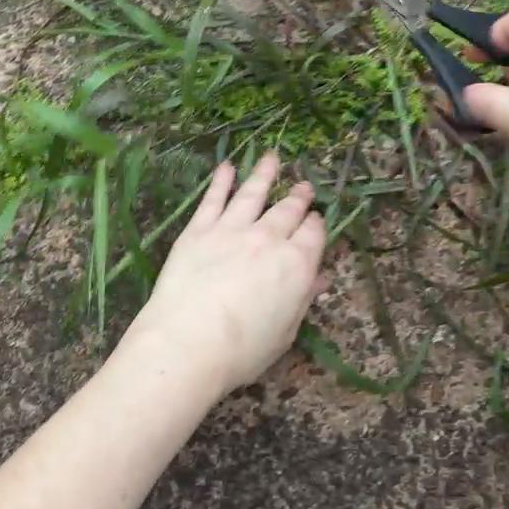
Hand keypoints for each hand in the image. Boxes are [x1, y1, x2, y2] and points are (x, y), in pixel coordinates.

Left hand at [120, 154, 326, 395]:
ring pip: (252, 194)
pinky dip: (221, 181)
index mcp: (295, 265)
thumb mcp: (285, 331)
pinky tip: (226, 166)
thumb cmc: (242, 350)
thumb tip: (320, 278)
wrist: (188, 341)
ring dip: (264, 174)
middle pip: (287, 211)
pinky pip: (213, 198)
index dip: (316, 225)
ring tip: (272, 158)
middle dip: (298, 197)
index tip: (317, 218)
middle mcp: (267, 238)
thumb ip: (302, 299)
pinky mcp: (198, 229)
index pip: (313, 235)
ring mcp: (231, 229)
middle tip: (304, 185)